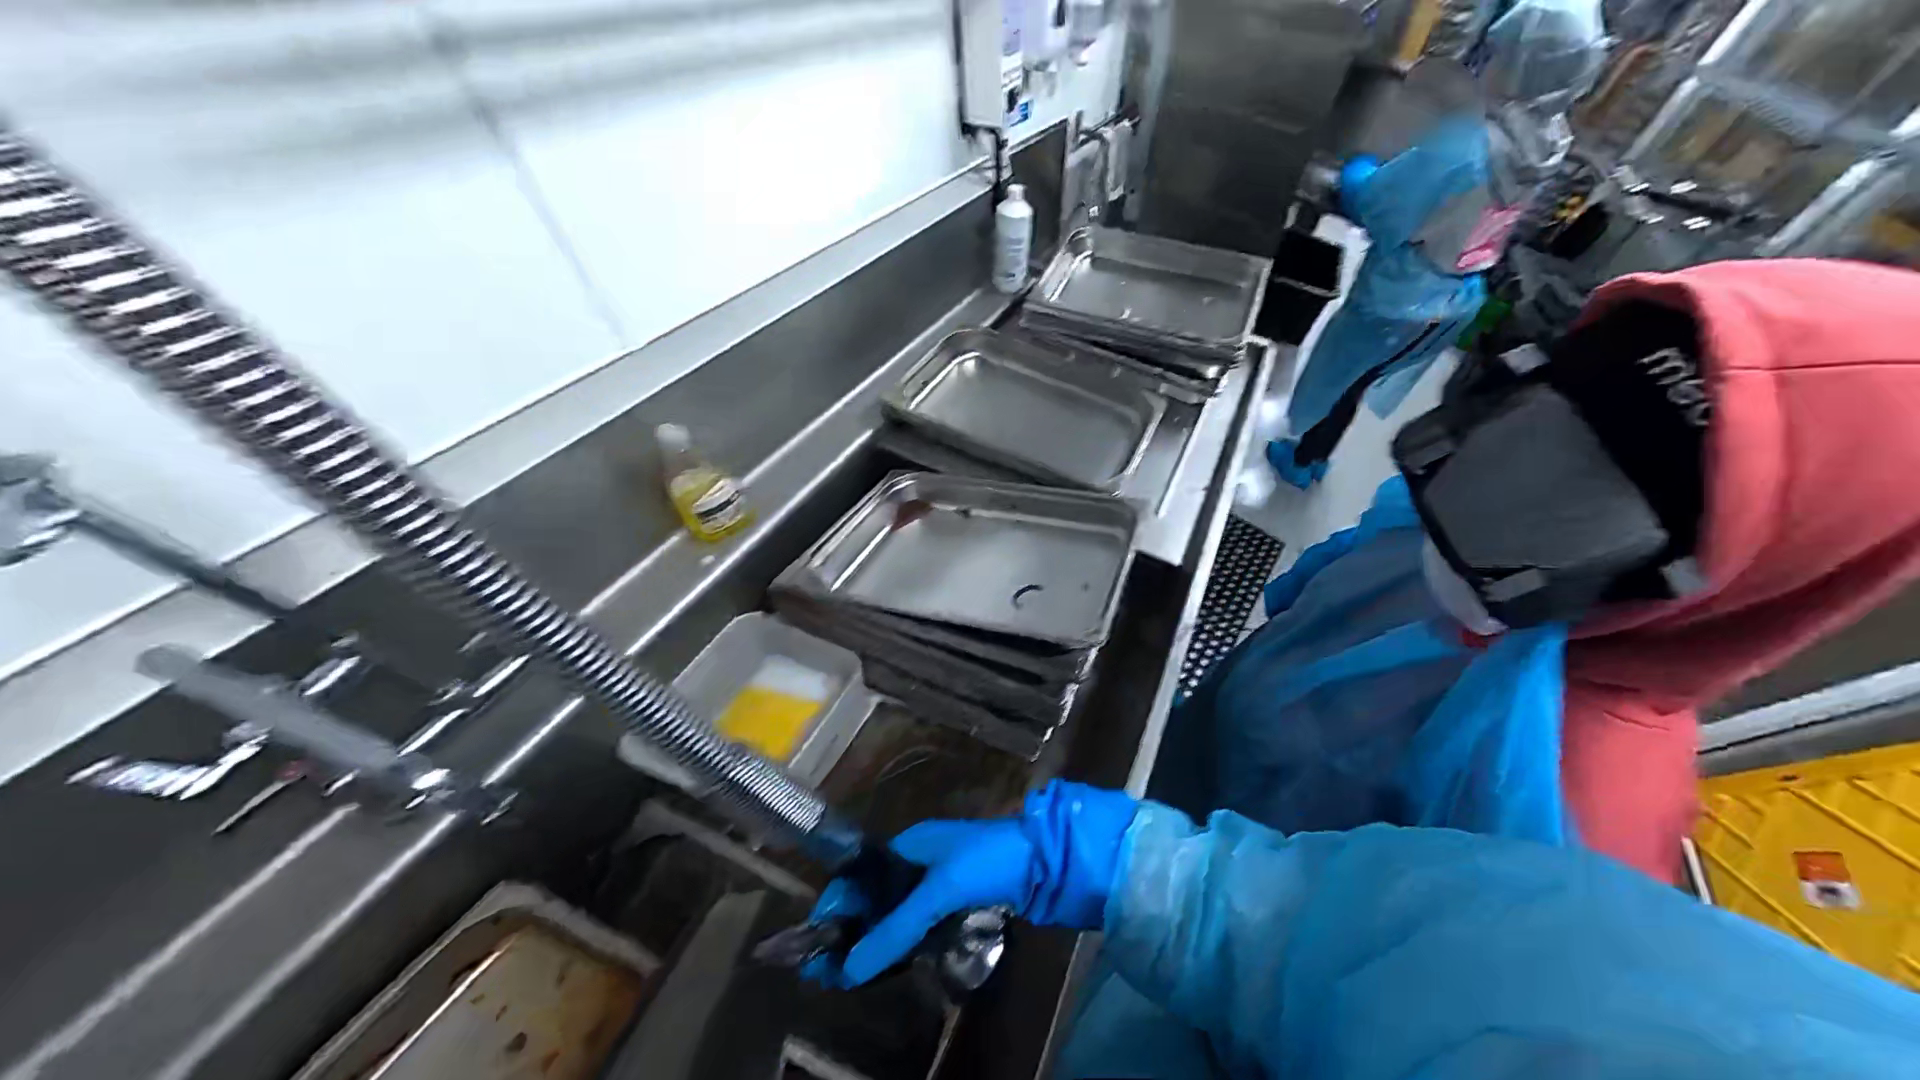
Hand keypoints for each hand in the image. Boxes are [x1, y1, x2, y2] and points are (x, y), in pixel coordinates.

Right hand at [806, 781, 1138, 986]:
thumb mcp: (940, 889)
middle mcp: (917, 860)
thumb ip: (898, 927)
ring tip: (853, 973)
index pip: (858, 875)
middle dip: (852, 929)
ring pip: (895, 912)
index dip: (836, 906)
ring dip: (875, 938)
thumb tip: (849, 968)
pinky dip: (900, 941)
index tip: (816, 942)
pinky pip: (917, 923)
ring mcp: (938, 881)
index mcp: (908, 844)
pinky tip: (890, 963)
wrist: (1045, 859)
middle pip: (874, 896)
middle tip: (831, 969)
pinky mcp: (956, 901)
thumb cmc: (987, 861)